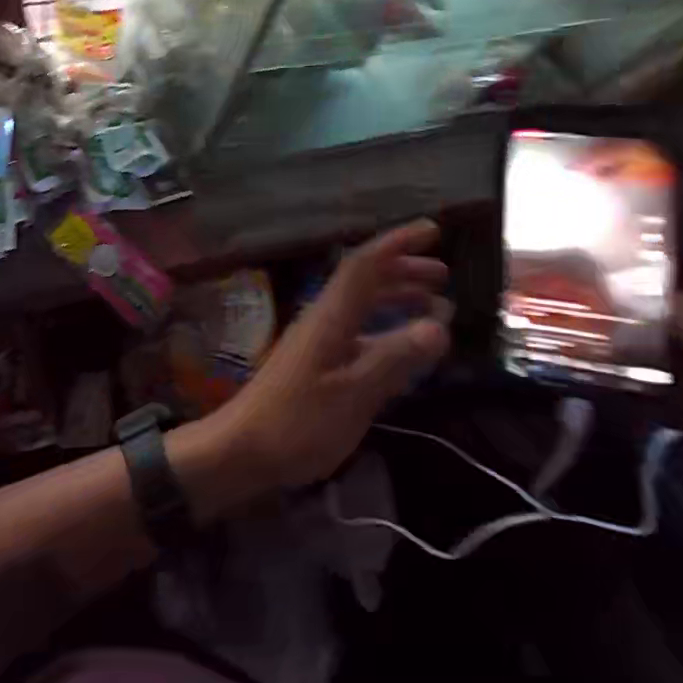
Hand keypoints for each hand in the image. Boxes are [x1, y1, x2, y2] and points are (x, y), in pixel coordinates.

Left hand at [209, 220, 452, 492]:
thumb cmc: (295, 422)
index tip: (432, 230)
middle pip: (365, 281)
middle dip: (404, 270)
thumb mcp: (352, 395)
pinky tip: (404, 349)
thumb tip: (439, 325)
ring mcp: (319, 343)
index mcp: (330, 316)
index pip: (365, 265)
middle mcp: (325, 320)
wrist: (240, 452)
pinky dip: (386, 332)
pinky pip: (359, 334)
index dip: (398, 242)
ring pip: (363, 307)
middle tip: (443, 274)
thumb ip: (394, 359)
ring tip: (434, 306)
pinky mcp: (318, 366)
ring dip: (397, 299)